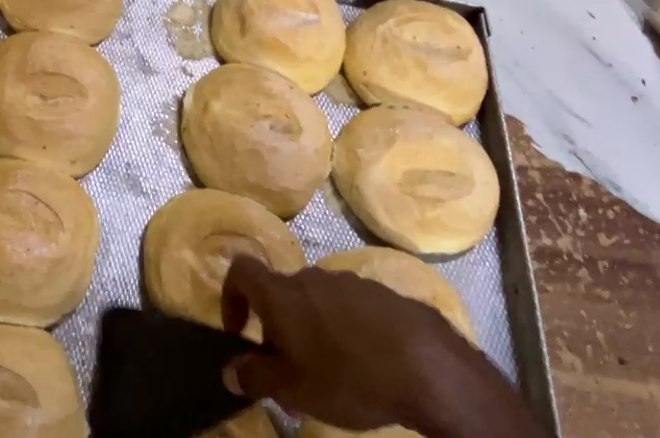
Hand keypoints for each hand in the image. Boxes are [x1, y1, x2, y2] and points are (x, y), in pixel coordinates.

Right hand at [220, 256, 543, 437]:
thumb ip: (255, 377)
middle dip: (279, 329)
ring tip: (332, 375)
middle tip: (290, 373)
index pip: (241, 270)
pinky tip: (368, 365)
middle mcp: (312, 277)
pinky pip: (353, 309)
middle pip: (283, 293)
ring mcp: (352, 282)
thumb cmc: (348, 377)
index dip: (231, 296)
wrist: (430, 370)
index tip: (239, 332)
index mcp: (282, 293)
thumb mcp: (293, 390)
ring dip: (314, 331)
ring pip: (319, 302)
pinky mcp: (386, 295)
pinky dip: (348, 331)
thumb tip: (229, 371)